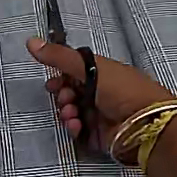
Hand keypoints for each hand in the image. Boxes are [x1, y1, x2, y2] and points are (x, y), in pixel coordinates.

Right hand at [26, 37, 176, 153]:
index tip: (51, 84)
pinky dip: (75, 128)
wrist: (146, 123)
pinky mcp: (100, 136)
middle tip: (65, 99)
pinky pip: (80, 131)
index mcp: (103, 73)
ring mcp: (101, 115)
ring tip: (71, 114)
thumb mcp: (90, 67)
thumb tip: (30, 41)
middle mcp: (102, 93)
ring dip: (67, 113)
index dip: (61, 78)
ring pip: (74, 113)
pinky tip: (77, 126)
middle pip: (72, 94)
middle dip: (63, 96)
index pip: (76, 73)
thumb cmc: (121, 89)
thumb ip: (59, 57)